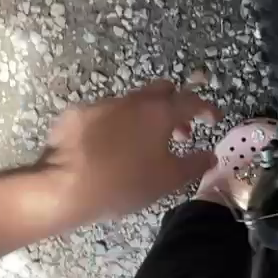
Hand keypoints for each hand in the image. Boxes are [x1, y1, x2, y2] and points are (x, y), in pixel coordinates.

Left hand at [31, 81, 218, 230]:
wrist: (62, 187)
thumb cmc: (124, 184)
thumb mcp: (167, 180)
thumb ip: (194, 164)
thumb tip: (211, 156)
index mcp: (159, 112)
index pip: (193, 101)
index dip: (207, 109)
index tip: (214, 119)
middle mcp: (133, 100)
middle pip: (162, 90)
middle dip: (175, 105)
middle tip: (179, 130)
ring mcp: (103, 104)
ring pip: (132, 102)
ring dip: (144, 117)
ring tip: (143, 144)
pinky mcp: (78, 114)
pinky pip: (105, 114)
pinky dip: (115, 126)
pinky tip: (108, 148)